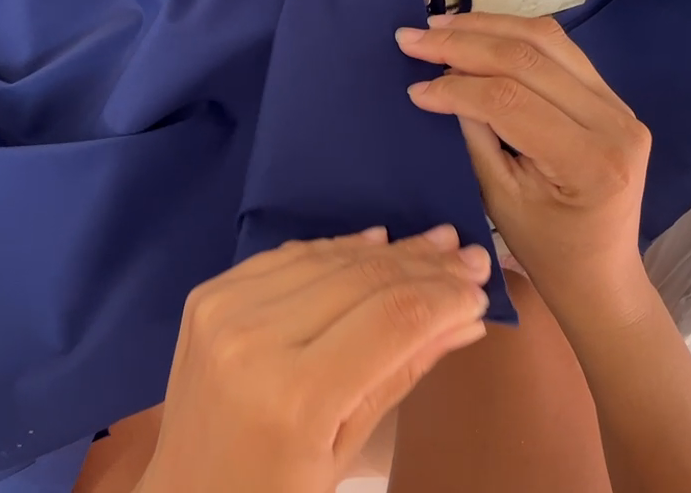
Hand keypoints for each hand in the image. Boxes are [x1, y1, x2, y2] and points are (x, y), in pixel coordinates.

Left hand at [134, 225, 491, 492]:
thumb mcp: (346, 450)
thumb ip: (404, 373)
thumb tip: (468, 318)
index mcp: (295, 396)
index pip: (391, 320)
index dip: (443, 296)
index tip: (480, 284)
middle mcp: (256, 338)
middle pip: (361, 281)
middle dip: (425, 266)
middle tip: (470, 254)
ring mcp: (225, 309)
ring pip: (328, 259)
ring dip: (387, 250)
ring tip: (435, 242)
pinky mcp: (209, 293)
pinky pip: (288, 256)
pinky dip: (336, 248)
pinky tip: (375, 241)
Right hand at [397, 13, 652, 322]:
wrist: (601, 271)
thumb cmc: (545, 248)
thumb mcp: (499, 199)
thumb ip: (474, 136)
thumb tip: (440, 81)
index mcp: (590, 161)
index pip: (511, 102)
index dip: (456, 89)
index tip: (413, 87)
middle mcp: (615, 122)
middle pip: (529, 60)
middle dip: (463, 44)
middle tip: (413, 37)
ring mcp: (620, 104)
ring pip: (546, 40)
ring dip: (487, 27)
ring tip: (439, 25)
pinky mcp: (612, 95)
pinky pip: (559, 49)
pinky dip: (512, 34)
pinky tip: (477, 32)